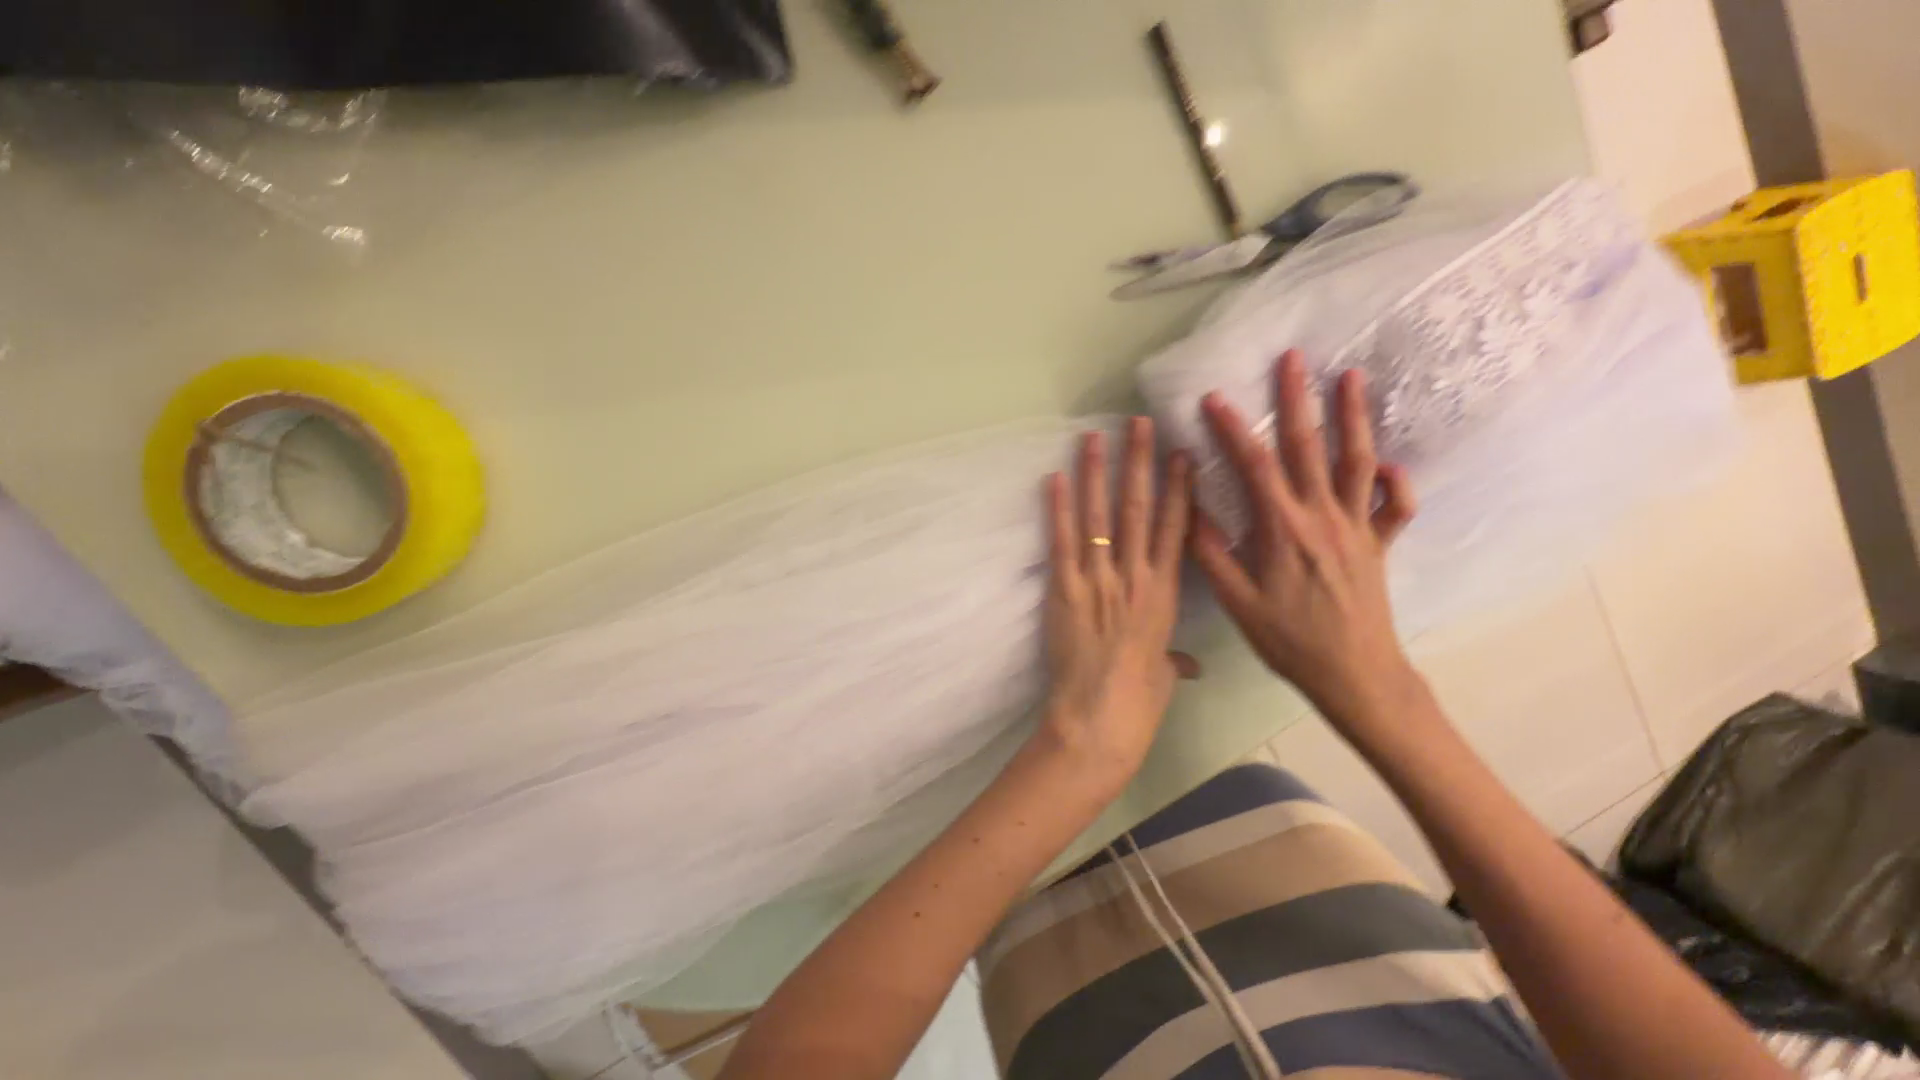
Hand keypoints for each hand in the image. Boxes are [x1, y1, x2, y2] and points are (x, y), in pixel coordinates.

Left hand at [1038, 417, 1194, 784]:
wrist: (1101, 718)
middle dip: (1139, 462)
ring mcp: (1098, 579)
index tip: (1182, 451)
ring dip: (1095, 472)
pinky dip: (1057, 507)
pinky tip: (1053, 476)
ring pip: (1099, 515)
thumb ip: (1175, 659)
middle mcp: (1135, 576)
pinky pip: (1061, 540)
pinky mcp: (1064, 589)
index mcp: (1165, 593)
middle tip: (1138, 423)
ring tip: (1094, 434)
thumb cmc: (1140, 701)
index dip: (1179, 486)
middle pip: (1139, 508)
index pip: (1176, 528)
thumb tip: (1188, 664)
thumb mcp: (1165, 674)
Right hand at [1189, 350, 1424, 737]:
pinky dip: (1396, 482)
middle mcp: (1322, 517)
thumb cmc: (1289, 641)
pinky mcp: (1379, 544)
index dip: (1232, 429)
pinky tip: (1388, 462)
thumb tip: (1189, 510)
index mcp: (1283, 529)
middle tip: (1293, 357)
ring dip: (1354, 418)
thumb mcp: (1238, 604)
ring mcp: (1357, 527)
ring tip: (1352, 378)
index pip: (1254, 466)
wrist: (1355, 674)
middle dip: (1298, 399)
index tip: (1214, 397)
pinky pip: (1394, 507)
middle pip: (1309, 448)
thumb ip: (1213, 555)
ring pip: (1357, 462)